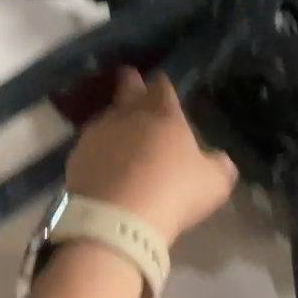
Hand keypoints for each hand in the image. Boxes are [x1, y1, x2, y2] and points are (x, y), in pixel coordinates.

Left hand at [65, 69, 238, 243]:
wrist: (118, 218)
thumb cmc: (173, 193)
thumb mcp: (213, 183)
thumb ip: (219, 166)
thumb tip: (220, 159)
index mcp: (163, 114)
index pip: (162, 86)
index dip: (162, 85)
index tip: (161, 86)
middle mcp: (128, 114)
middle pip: (127, 88)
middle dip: (131, 82)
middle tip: (131, 79)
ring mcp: (99, 133)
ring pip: (107, 116)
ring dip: (115, 122)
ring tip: (120, 136)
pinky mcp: (77, 155)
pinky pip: (91, 146)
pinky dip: (99, 151)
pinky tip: (104, 166)